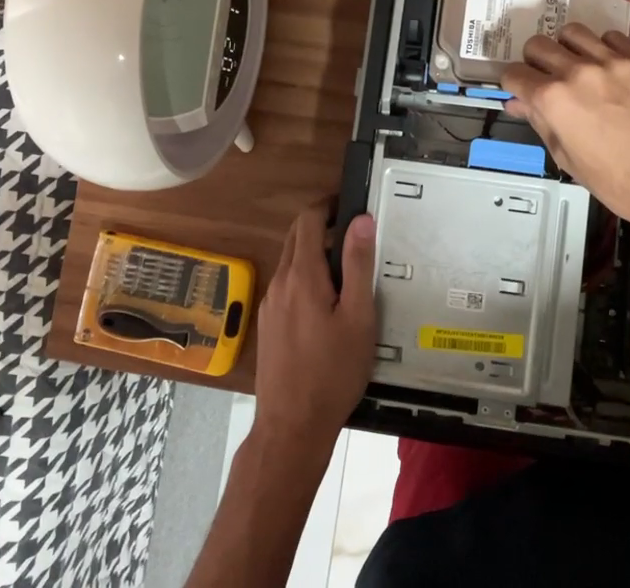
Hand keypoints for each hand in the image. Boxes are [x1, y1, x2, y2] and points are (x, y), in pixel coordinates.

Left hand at [252, 198, 377, 441]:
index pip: (308, 221)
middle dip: (322, 226)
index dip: (328, 206)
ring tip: (348, 270)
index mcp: (302, 277)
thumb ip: (358, 265)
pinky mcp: (268, 325)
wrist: (291, 426)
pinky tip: (327, 302)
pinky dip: (305, 277)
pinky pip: (286, 286)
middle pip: (296, 238)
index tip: (351, 205)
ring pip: (290, 262)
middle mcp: (279, 284)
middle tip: (356, 234)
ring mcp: (269, 305)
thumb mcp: (358, 317)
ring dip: (314, 253)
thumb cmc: (333, 372)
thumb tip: (361, 220)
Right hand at [502, 25, 629, 250]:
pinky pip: (612, 37)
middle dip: (535, 62)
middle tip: (547, 79)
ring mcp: (612, 61)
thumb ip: (540, 122)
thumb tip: (518, 104)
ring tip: (578, 67)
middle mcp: (577, 71)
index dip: (514, 85)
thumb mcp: (566, 158)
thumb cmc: (616, 182)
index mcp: (553, 99)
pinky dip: (603, 48)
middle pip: (538, 45)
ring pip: (573, 32)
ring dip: (567, 48)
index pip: (514, 74)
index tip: (522, 91)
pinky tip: (610, 68)